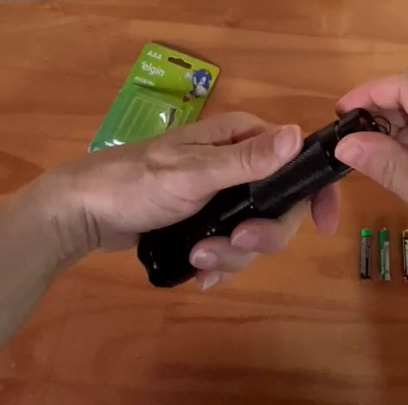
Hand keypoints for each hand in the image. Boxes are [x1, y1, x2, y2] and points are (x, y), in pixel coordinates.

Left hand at [35, 112, 339, 288]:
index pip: (297, 158)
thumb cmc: (138, 181)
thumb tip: (298, 134)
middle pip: (280, 204)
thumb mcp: (195, 172)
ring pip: (256, 229)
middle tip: (234, 241)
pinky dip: (221, 262)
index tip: (323, 225)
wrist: (84, 212)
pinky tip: (200, 273)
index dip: (315, 189)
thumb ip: (248, 159)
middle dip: (261, 233)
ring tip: (199, 260)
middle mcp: (240, 161)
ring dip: (234, 252)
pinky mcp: (207, 219)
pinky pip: (232, 245)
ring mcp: (223, 192)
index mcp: (242, 136)